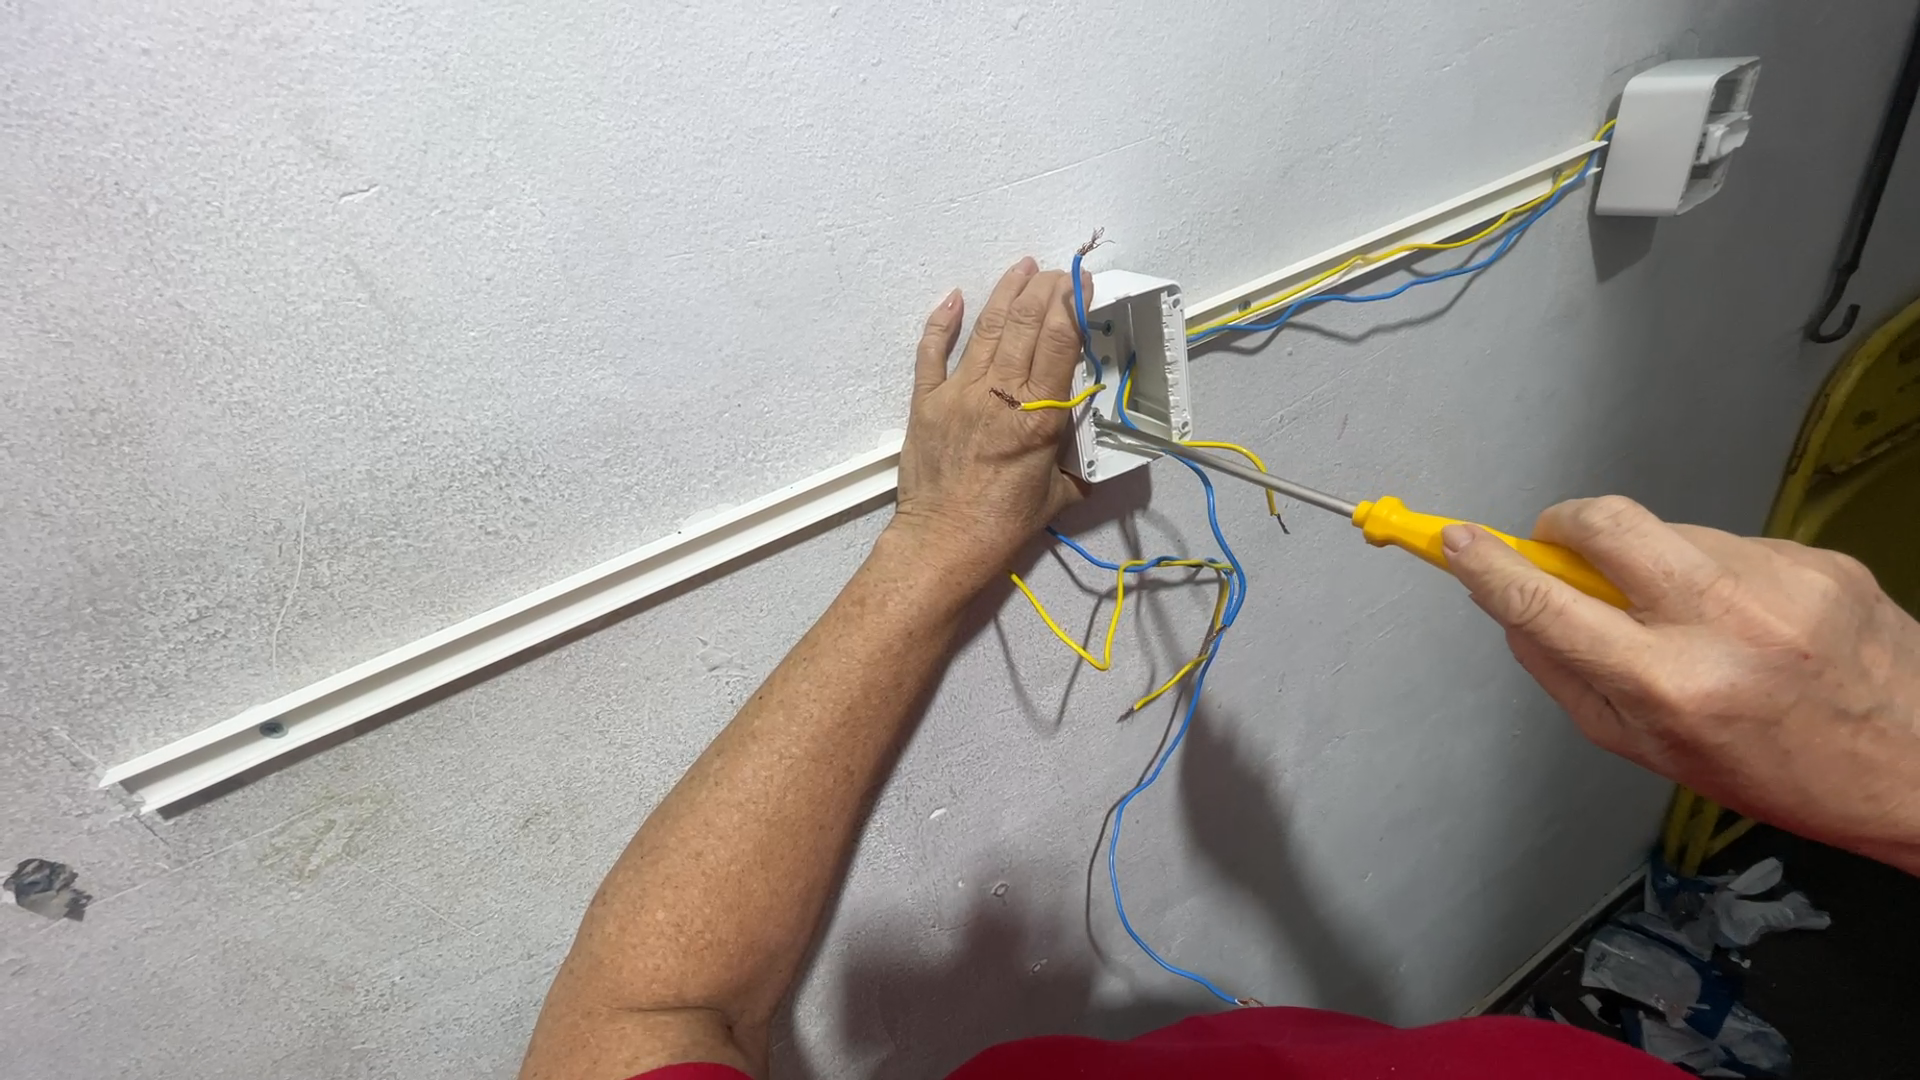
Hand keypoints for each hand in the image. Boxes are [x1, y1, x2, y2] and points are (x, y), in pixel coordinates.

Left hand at [884, 257, 1089, 596]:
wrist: (943, 542)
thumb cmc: (1004, 525)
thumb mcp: (1059, 494)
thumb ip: (1080, 463)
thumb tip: (1095, 445)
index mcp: (1038, 416)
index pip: (1060, 341)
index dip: (1073, 303)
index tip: (1083, 282)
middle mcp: (999, 394)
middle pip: (1025, 323)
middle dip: (1045, 288)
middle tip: (1057, 272)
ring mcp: (957, 394)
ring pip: (986, 329)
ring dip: (1006, 293)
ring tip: (1022, 267)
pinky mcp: (924, 402)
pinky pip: (931, 353)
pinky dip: (941, 322)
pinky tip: (954, 297)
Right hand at [1443, 496, 1919, 871]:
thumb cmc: (1771, 769)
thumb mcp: (1633, 740)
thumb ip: (1558, 668)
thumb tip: (1510, 607)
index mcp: (1667, 681)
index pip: (1543, 602)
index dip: (1487, 565)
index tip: (1455, 540)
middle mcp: (1726, 622)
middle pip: (1605, 523)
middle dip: (1562, 523)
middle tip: (1560, 549)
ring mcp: (1782, 582)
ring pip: (1662, 529)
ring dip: (1641, 556)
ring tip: (1675, 605)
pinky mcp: (1820, 560)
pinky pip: (1721, 542)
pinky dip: (1702, 567)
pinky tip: (1736, 611)